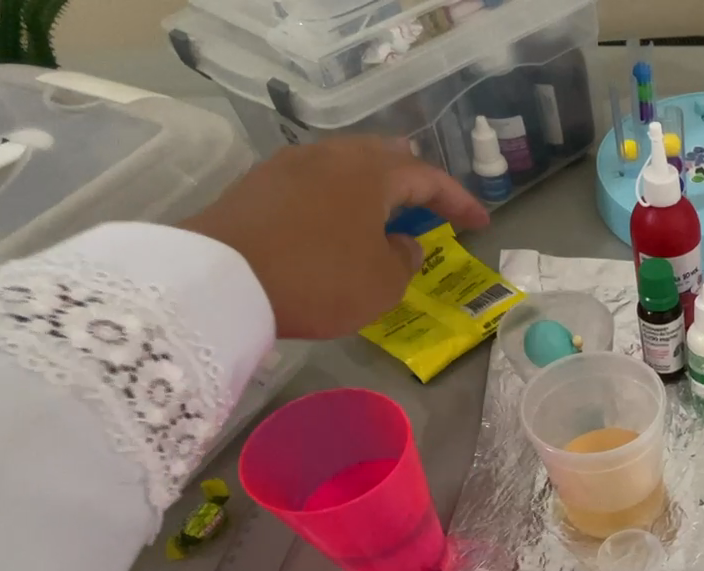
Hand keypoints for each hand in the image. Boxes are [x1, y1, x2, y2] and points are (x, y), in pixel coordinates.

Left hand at [179, 137, 489, 339]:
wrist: (222, 278)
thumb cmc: (321, 278)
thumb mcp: (384, 282)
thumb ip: (405, 258)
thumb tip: (402, 241)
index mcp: (371, 173)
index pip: (427, 178)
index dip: (459, 201)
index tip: (481, 222)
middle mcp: (331, 156)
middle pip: (383, 157)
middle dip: (415, 180)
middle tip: (435, 202)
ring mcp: (289, 166)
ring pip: (346, 166)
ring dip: (375, 188)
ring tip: (390, 210)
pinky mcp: (260, 186)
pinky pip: (317, 182)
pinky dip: (342, 198)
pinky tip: (343, 220)